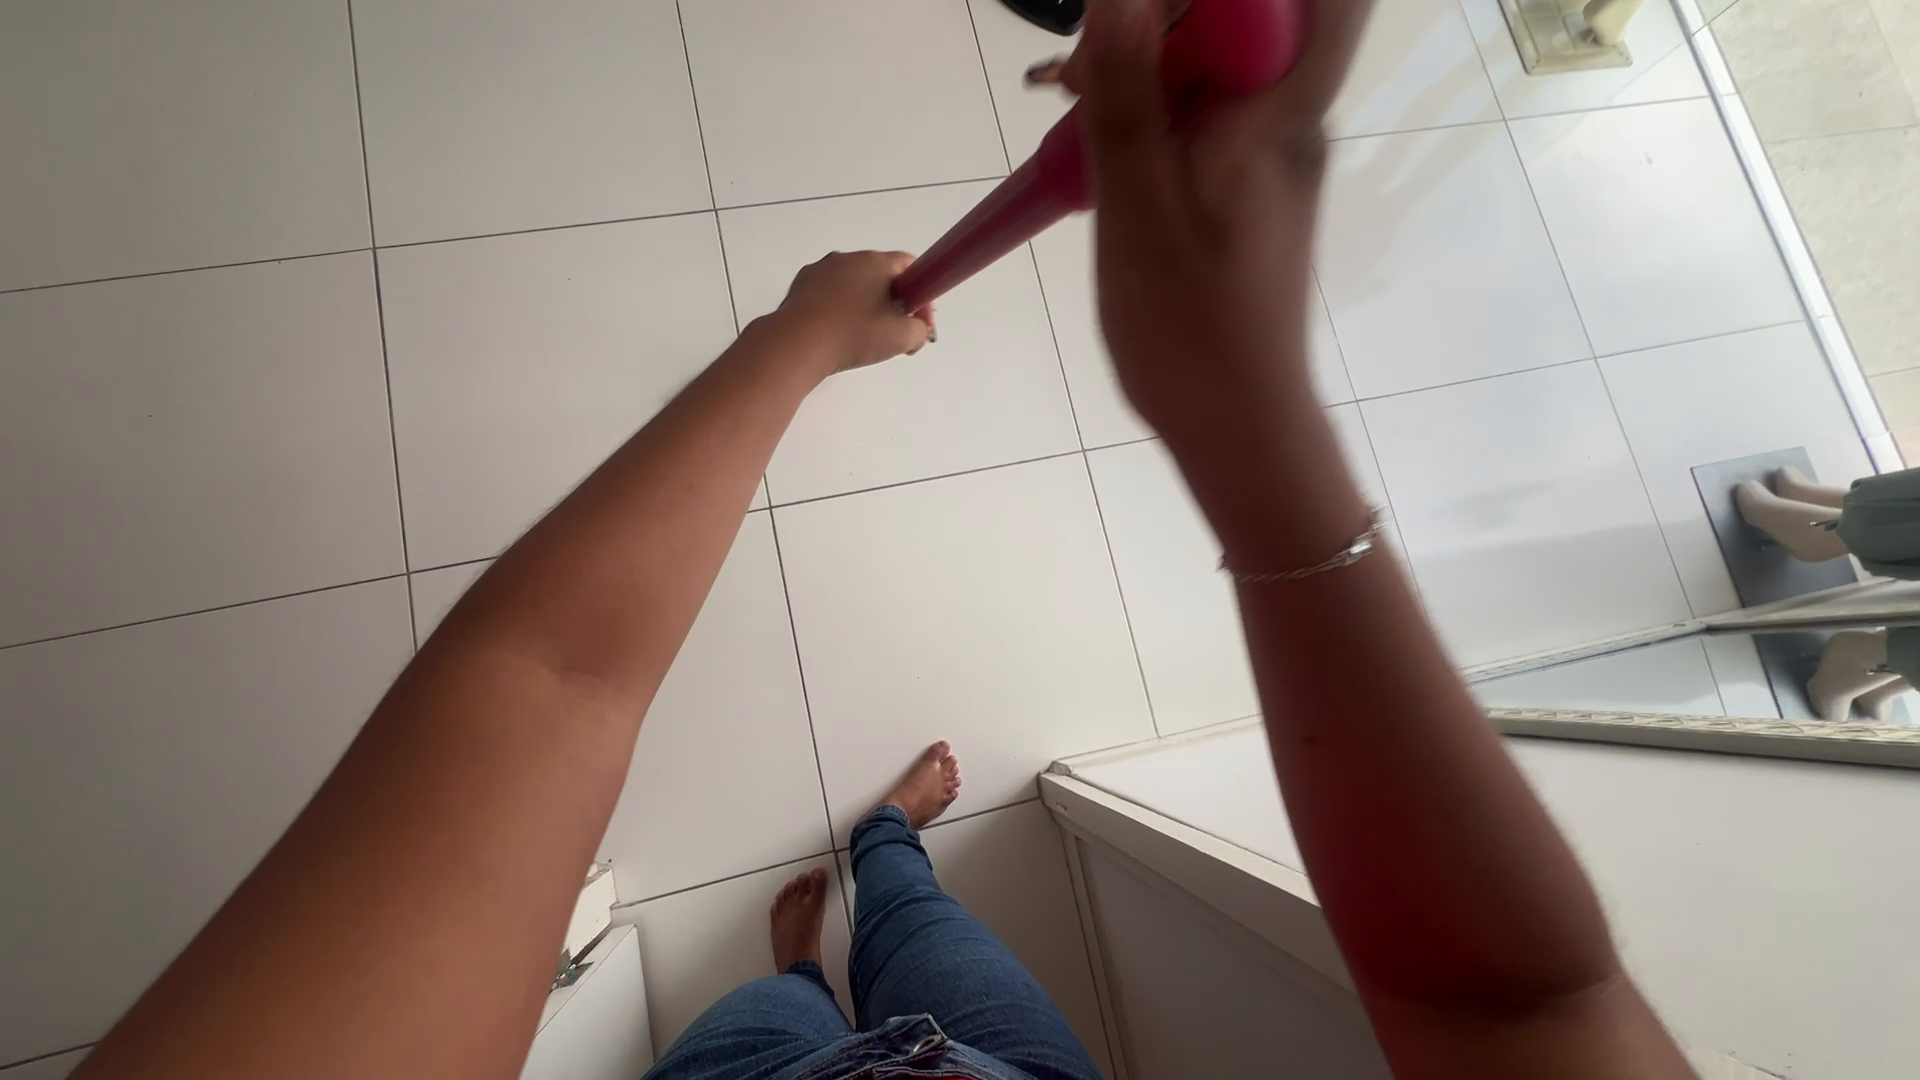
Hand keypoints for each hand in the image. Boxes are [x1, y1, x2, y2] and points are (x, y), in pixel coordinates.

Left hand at [769, 250, 935, 375]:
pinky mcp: (799, 288)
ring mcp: (819, 271)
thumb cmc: (854, 334)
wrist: (797, 344)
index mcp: (875, 261)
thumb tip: (917, 330)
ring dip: (865, 308)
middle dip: (893, 304)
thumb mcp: (901, 338)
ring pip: (853, 287)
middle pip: (881, 277)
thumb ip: (920, 330)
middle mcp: (847, 258)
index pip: (910, 265)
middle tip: (894, 335)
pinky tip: (838, 337)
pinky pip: (829, 297)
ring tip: (862, 341)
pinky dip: (839, 313)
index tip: (919, 320)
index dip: (921, 292)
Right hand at [1069, 0, 1372, 445]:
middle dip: (1159, 31)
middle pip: (1248, 21)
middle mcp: (1291, 125)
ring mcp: (1273, 164)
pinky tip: (1116, 175)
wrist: (1237, 426)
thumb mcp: (1138, 217)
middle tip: (1083, 87)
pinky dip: (1159, 128)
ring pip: (1221, 75)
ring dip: (1149, 82)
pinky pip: (1211, 127)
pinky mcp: (1251, 200)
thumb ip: (1130, 105)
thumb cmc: (1187, 333)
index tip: (1143, 25)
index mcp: (1278, 117)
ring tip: (1085, 135)